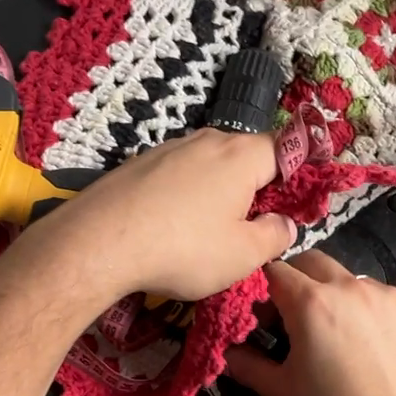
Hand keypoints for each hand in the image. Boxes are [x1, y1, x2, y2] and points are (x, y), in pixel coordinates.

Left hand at [21, 129, 296, 302]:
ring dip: (220, 191)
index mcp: (241, 156)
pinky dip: (187, 195)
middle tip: (258, 222)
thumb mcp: (243, 255)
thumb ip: (274, 237)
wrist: (97, 243)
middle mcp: (207, 140)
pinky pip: (179, 175)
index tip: (298, 199)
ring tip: (214, 229)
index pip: (285, 147)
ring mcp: (168, 149)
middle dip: (258, 183)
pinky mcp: (139, 165)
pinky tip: (175, 226)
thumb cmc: (184, 248)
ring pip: (210, 164)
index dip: (298, 171)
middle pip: (246, 154)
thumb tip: (286, 224)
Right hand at [225, 250, 395, 395]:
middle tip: (296, 318)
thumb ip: (247, 365)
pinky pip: (383, 298)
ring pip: (350, 280)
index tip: (263, 316)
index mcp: (312, 303)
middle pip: (312, 261)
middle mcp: (350, 287)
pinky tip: (376, 348)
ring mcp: (388, 294)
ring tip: (341, 339)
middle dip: (297, 280)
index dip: (262, 290)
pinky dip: (370, 312)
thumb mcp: (283, 393)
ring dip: (336, 296)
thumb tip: (226, 351)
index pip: (273, 271)